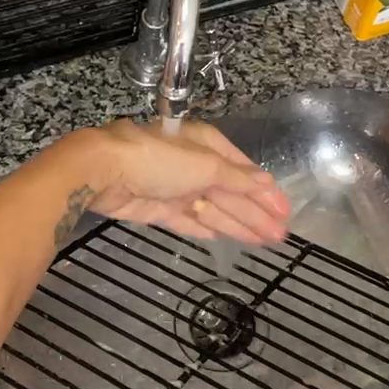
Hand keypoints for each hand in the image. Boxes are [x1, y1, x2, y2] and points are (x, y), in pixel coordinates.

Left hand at [64, 118, 291, 244]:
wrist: (103, 171)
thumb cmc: (158, 158)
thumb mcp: (205, 165)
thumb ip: (236, 178)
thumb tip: (266, 182)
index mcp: (207, 146)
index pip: (243, 172)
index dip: (265, 192)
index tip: (284, 211)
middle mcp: (193, 165)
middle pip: (231, 194)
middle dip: (256, 214)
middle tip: (280, 235)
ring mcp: (175, 189)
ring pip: (213, 210)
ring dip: (239, 225)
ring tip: (264, 242)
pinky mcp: (157, 209)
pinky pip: (189, 222)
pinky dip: (207, 229)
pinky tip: (224, 238)